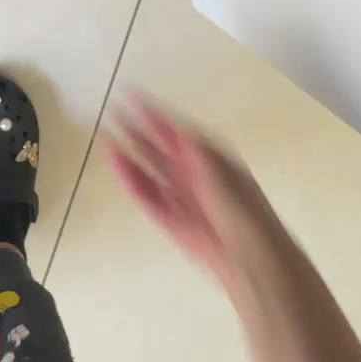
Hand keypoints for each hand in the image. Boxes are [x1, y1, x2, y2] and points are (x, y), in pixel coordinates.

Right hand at [103, 96, 290, 297]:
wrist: (256, 266)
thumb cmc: (247, 219)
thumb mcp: (226, 180)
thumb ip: (199, 156)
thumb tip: (179, 131)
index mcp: (214, 162)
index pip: (179, 133)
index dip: (156, 114)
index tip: (132, 95)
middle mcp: (198, 178)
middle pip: (162, 150)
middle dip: (138, 132)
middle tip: (113, 112)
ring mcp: (184, 200)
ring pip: (152, 173)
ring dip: (130, 156)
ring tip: (105, 138)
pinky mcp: (174, 223)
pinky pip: (150, 199)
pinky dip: (133, 184)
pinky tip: (117, 167)